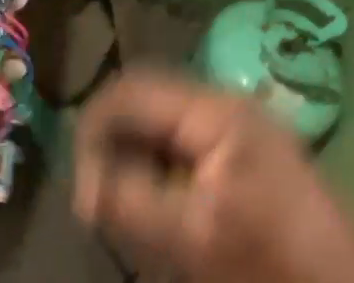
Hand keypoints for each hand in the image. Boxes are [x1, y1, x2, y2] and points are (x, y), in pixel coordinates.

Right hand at [73, 71, 353, 281]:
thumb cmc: (274, 262)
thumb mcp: (193, 237)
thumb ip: (129, 204)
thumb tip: (82, 190)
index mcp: (213, 109)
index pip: (129, 91)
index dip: (93, 129)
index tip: (79, 182)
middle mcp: (224, 105)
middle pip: (144, 105)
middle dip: (113, 146)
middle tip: (96, 197)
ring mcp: (239, 130)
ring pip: (161, 128)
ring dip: (134, 161)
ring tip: (121, 207)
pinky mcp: (247, 157)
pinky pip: (185, 149)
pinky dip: (160, 173)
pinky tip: (155, 211)